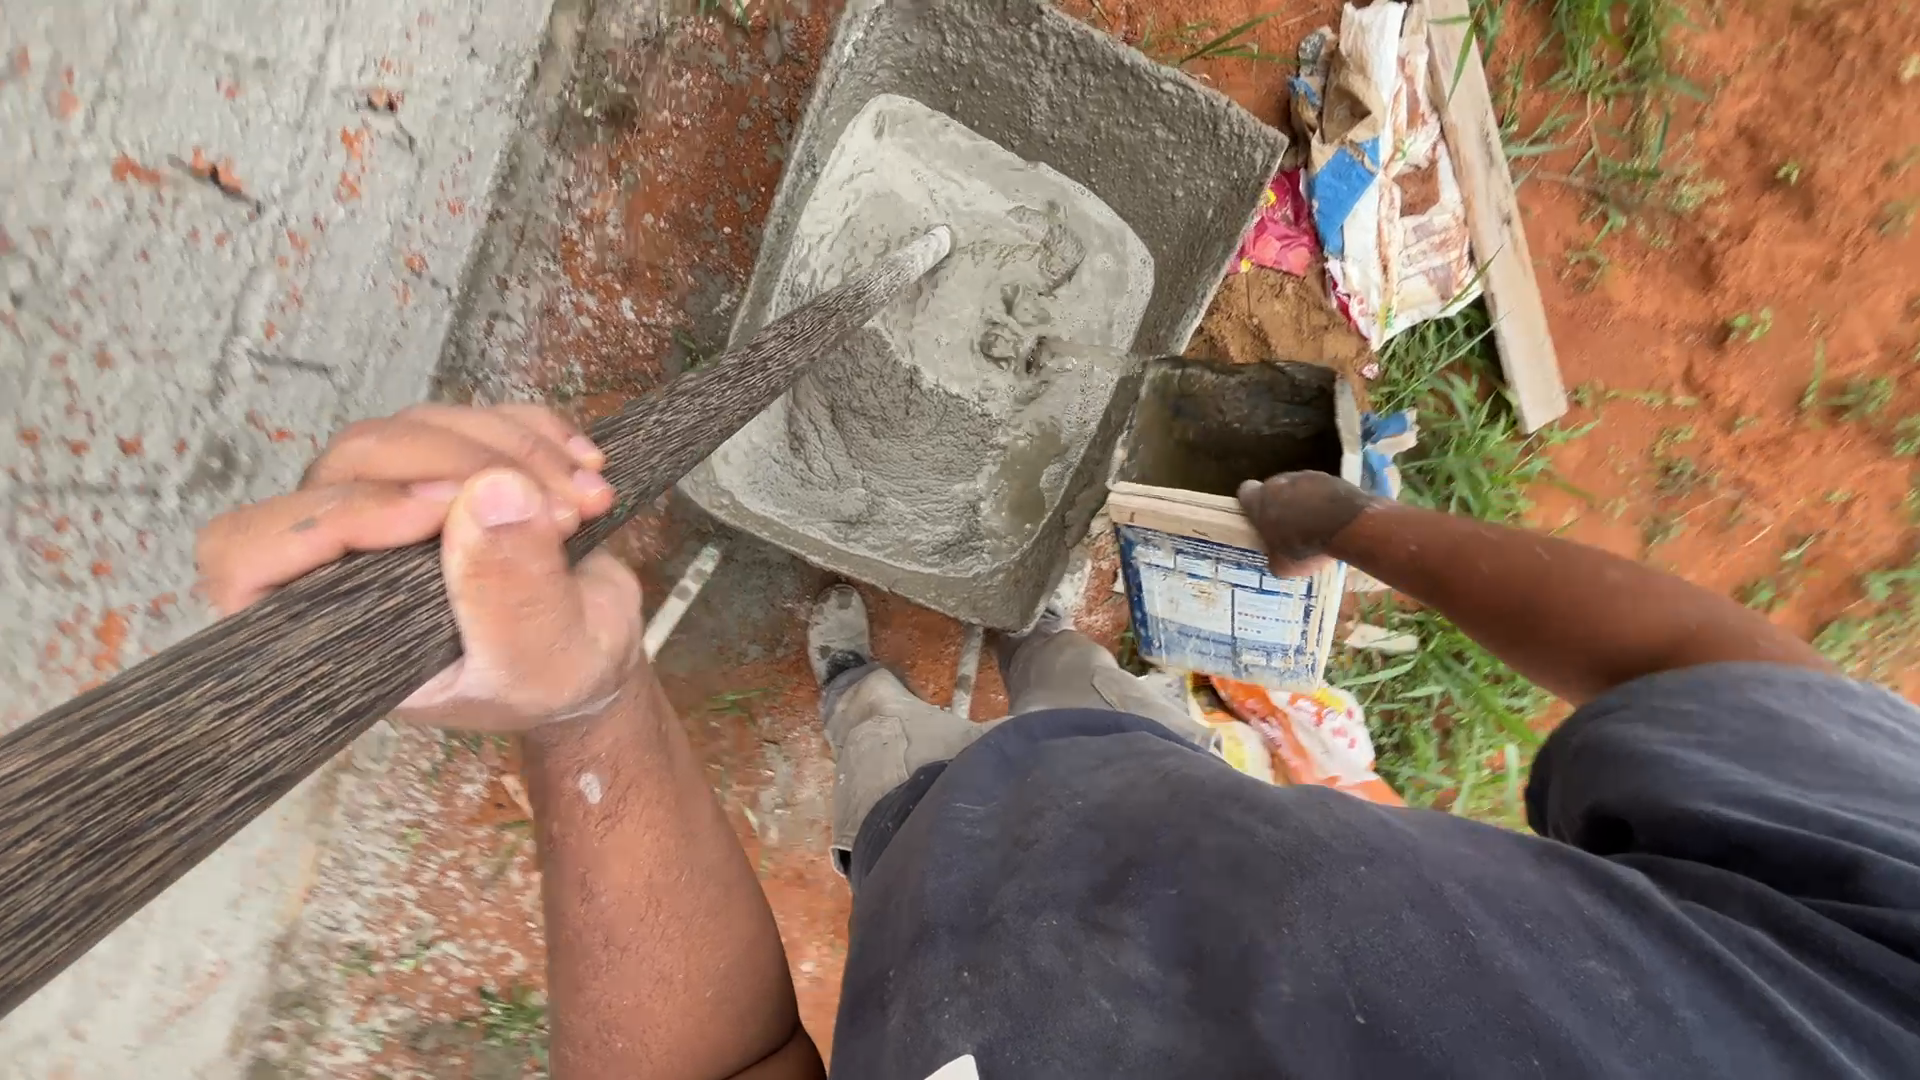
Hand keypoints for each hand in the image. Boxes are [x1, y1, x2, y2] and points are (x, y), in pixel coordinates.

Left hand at [196, 404, 644, 731]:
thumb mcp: (540, 659)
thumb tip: (497, 492)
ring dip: (518, 449)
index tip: (447, 509)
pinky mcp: (461, 467)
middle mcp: (350, 552)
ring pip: (420, 428)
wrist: (599, 651)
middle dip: (470, 469)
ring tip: (589, 497)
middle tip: (560, 510)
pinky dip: (538, 430)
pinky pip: (480, 417)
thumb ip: (513, 594)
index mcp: (333, 623)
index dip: (341, 514)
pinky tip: (587, 463)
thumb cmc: (555, 678)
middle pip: (358, 463)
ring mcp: (404, 500)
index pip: (257, 553)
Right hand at [1236, 471, 1380, 576]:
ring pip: (1298, 487)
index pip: (1245, 492)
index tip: (1258, 518)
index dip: (1250, 504)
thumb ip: (1272, 555)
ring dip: (1302, 500)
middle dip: (1278, 502)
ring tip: (1315, 523)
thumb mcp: (1281, 565)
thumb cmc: (1305, 547)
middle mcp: (1279, 482)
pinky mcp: (1332, 477)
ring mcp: (1307, 476)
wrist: (1349, 528)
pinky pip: (1322, 489)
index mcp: (1258, 500)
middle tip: (1288, 525)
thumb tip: (1275, 556)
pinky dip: (1325, 500)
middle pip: (1273, 488)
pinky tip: (1334, 518)